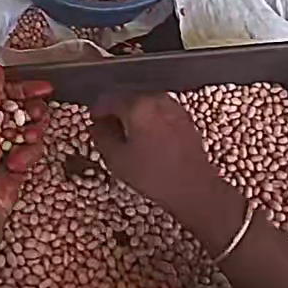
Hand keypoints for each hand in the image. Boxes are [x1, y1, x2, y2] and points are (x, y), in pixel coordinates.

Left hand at [0, 63, 50, 221]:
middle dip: (34, 112)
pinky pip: (34, 150)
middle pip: (24, 109)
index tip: (44, 88)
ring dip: (32, 134)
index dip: (25, 88)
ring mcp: (6, 146)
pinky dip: (28, 155)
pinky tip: (16, 162)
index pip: (6, 93)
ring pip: (33, 129)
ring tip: (26, 140)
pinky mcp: (18, 162)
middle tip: (37, 116)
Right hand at [90, 92, 238, 229]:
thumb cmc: (154, 175)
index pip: (110, 99)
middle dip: (116, 112)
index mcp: (138, 105)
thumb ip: (102, 136)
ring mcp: (175, 109)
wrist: (194, 188)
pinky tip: (146, 140)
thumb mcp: (117, 159)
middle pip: (129, 98)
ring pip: (146, 106)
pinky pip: (160, 114)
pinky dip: (150, 122)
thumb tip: (97, 125)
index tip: (93, 119)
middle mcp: (158, 100)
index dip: (97, 109)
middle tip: (106, 129)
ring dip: (134, 117)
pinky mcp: (185, 120)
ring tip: (126, 137)